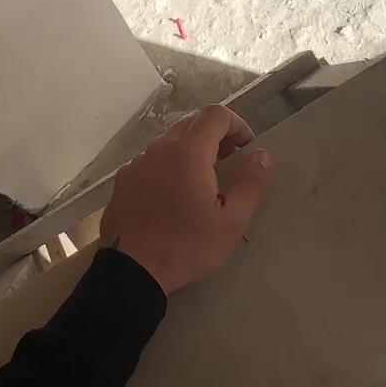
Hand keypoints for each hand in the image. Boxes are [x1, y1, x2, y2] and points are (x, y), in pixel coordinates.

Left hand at [100, 105, 273, 294]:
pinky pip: (151, 161)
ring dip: (190, 151)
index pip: (216, 115)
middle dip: (215, 136)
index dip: (236, 124)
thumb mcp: (231, 223)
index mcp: (189, 152)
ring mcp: (137, 163)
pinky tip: (172, 195)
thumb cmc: (187, 247)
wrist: (131, 271)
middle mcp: (160, 149)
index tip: (246, 147)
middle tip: (228, 163)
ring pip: (169, 143)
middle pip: (192, 124)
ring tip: (201, 182)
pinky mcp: (123, 180)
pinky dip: (167, 166)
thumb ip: (250, 184)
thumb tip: (262, 155)